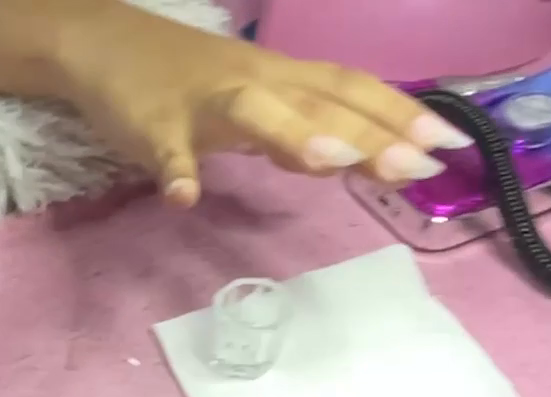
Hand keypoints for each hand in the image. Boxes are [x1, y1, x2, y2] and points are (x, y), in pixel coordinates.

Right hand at [56, 6, 470, 205]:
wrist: (102, 45)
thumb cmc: (179, 77)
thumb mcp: (246, 100)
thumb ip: (292, 128)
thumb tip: (345, 157)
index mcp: (278, 77)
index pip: (349, 90)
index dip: (398, 113)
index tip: (448, 144)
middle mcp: (252, 81)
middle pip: (318, 102)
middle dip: (371, 131)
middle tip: (419, 166)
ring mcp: (201, 102)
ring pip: (253, 112)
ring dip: (293, 135)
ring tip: (334, 165)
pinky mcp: (152, 125)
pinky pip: (164, 150)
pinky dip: (175, 171)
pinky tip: (185, 198)